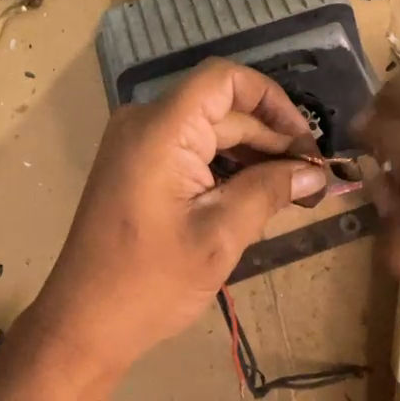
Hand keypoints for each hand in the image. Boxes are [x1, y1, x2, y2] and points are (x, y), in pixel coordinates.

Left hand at [0, 58, 327, 397]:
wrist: (84, 321)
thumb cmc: (150, 281)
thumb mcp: (219, 236)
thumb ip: (268, 192)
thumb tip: (315, 172)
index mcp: (162, 127)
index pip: (223, 79)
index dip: (270, 98)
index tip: (304, 139)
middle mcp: (146, 120)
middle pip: (220, 107)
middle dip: (269, 135)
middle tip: (313, 176)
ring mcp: (138, 140)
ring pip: (207, 127)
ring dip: (250, 152)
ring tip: (294, 187)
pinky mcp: (137, 162)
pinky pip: (189, 146)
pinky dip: (224, 163)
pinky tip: (257, 191)